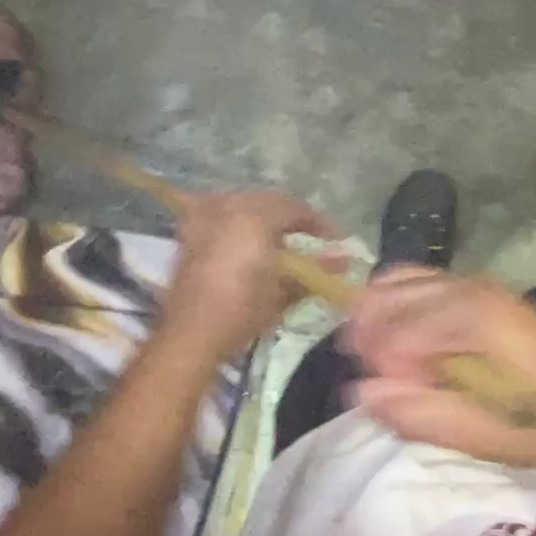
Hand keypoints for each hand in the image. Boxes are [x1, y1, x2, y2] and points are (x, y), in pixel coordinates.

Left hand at [160, 191, 344, 360]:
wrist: (189, 334)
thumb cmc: (242, 313)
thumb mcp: (283, 291)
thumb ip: (315, 269)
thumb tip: (345, 259)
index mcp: (256, 217)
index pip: (296, 208)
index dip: (318, 223)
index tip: (335, 239)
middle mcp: (230, 206)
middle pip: (270, 201)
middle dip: (291, 217)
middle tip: (307, 238)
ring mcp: (206, 214)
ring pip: (244, 201)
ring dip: (263, 214)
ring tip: (277, 238)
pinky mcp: (189, 228)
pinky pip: (218, 208)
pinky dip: (235, 217)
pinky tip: (242, 234)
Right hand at [345, 268, 535, 473]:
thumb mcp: (482, 435)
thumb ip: (419, 413)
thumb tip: (360, 391)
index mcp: (474, 316)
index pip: (396, 328)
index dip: (380, 363)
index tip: (384, 396)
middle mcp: (472, 285)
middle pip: (393, 292)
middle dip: (372, 332)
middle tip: (371, 375)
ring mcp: (479, 282)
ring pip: (405, 281)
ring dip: (384, 315)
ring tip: (383, 360)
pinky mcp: (483, 289)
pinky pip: (424, 284)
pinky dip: (403, 307)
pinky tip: (408, 345)